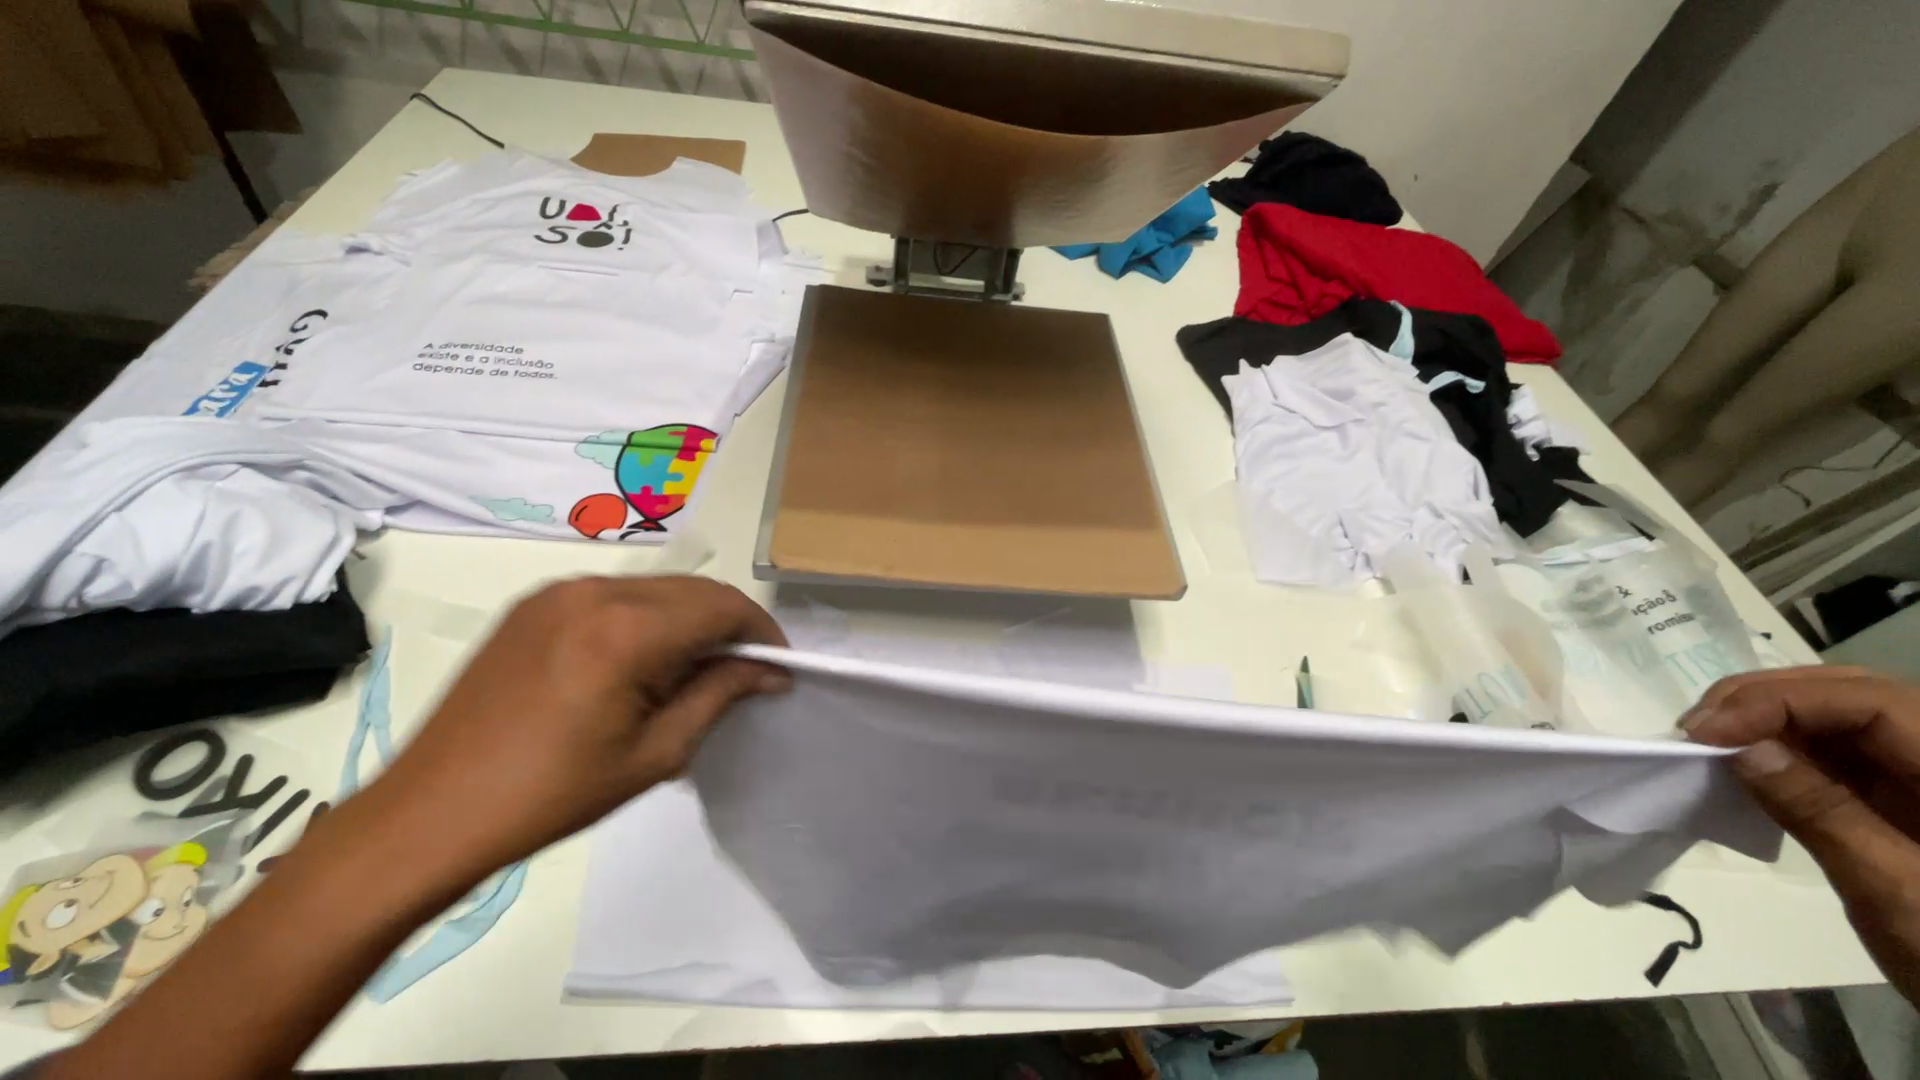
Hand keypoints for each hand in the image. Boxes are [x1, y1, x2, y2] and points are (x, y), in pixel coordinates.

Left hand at [368, 574, 788, 878]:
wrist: (433, 811)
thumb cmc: (553, 795)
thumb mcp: (655, 753)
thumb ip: (718, 695)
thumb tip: (769, 670)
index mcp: (627, 630)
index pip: (722, 606)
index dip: (761, 631)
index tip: (777, 667)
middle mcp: (594, 592)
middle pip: (691, 589)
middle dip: (727, 624)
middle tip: (743, 674)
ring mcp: (556, 592)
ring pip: (652, 588)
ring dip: (686, 620)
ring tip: (691, 673)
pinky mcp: (531, 605)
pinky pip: (611, 596)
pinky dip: (644, 618)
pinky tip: (639, 664)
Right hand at [1684, 666, 1919, 1001]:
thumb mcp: (1898, 893)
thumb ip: (1824, 814)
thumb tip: (1743, 750)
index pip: (1872, 702)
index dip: (1781, 701)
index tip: (1706, 731)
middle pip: (1854, 693)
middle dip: (1767, 698)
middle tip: (1697, 729)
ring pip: (1839, 714)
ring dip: (1766, 718)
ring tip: (1708, 741)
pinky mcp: (1904, 793)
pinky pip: (1837, 749)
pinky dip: (1780, 745)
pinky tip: (1741, 761)